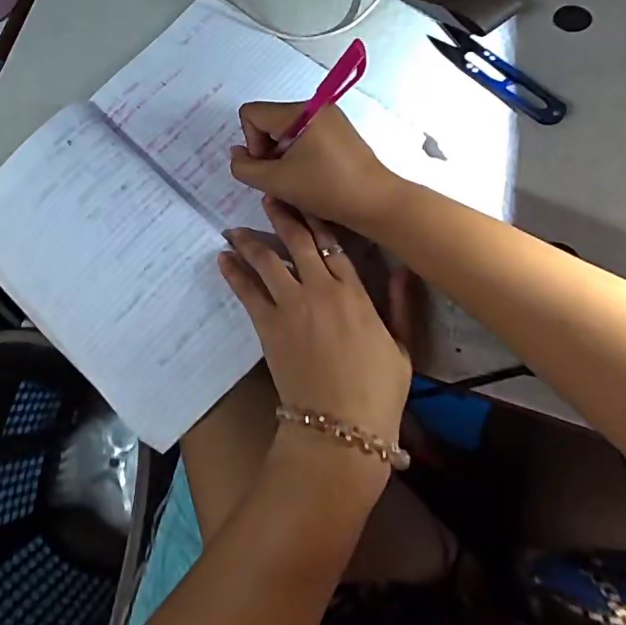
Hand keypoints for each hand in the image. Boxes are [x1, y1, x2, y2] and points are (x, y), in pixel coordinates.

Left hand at [220, 197, 411, 445]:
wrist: (340, 426)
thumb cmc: (377, 390)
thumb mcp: (402, 347)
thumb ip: (401, 305)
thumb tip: (403, 269)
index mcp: (355, 292)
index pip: (333, 244)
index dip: (318, 220)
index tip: (306, 201)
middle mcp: (321, 289)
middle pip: (298, 242)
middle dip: (282, 216)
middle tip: (269, 198)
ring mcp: (291, 305)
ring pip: (268, 260)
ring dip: (250, 240)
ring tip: (234, 227)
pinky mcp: (268, 324)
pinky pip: (247, 290)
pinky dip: (233, 272)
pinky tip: (222, 258)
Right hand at [229, 102, 404, 230]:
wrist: (377, 203)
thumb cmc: (327, 189)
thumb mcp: (276, 182)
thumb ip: (245, 167)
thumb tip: (237, 154)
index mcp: (301, 111)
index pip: (252, 114)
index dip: (251, 142)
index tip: (270, 167)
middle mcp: (315, 106)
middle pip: (269, 121)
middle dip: (267, 150)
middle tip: (282, 177)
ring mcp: (330, 118)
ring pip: (285, 130)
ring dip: (282, 156)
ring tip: (298, 180)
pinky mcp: (339, 132)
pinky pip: (304, 136)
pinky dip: (299, 155)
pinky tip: (311, 177)